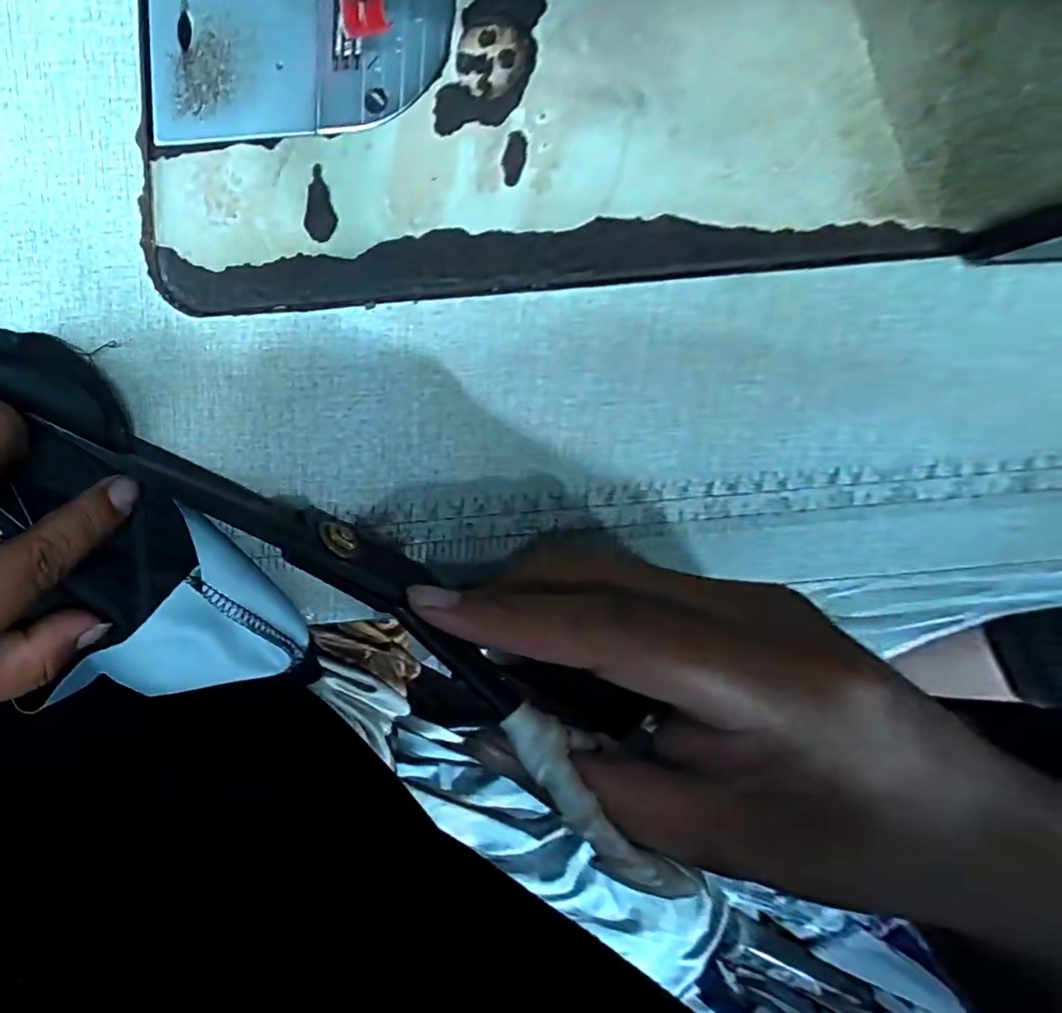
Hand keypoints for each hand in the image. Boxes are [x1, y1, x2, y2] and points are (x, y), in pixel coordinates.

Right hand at [408, 549, 1061, 959]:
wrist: (980, 825)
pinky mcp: (734, 596)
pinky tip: (551, 639)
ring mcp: (747, 595)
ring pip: (602, 564)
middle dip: (505, 591)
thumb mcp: (712, 837)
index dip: (508, 615)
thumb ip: (590, 782)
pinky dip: (564, 598)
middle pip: (597, 574)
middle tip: (446, 626)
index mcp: (770, 684)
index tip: (426, 606)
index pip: (609, 629)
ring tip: (488, 634)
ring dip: (530, 590)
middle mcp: (757, 615)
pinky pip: (622, 579)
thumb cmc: (848, 843)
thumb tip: (488, 737)